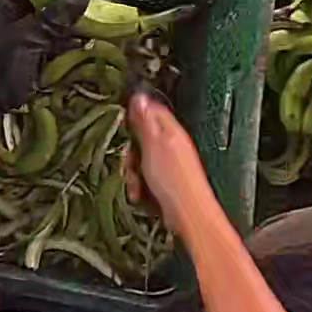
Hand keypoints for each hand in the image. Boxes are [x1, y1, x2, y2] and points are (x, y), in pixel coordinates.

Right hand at [125, 89, 223, 238]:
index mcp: (171, 131)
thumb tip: (138, 97)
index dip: (136, 113)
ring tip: (136, 183)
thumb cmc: (174, 180)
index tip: (123, 123)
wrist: (188, 214)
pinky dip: (139, 185)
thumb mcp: (154, 145)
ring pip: (141, 159)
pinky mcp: (166, 182)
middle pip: (142, 137)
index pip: (152, 109)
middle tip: (130, 161)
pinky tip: (140, 193)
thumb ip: (145, 121)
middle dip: (131, 150)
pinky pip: (145, 177)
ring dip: (133, 171)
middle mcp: (172, 145)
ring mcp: (170, 164)